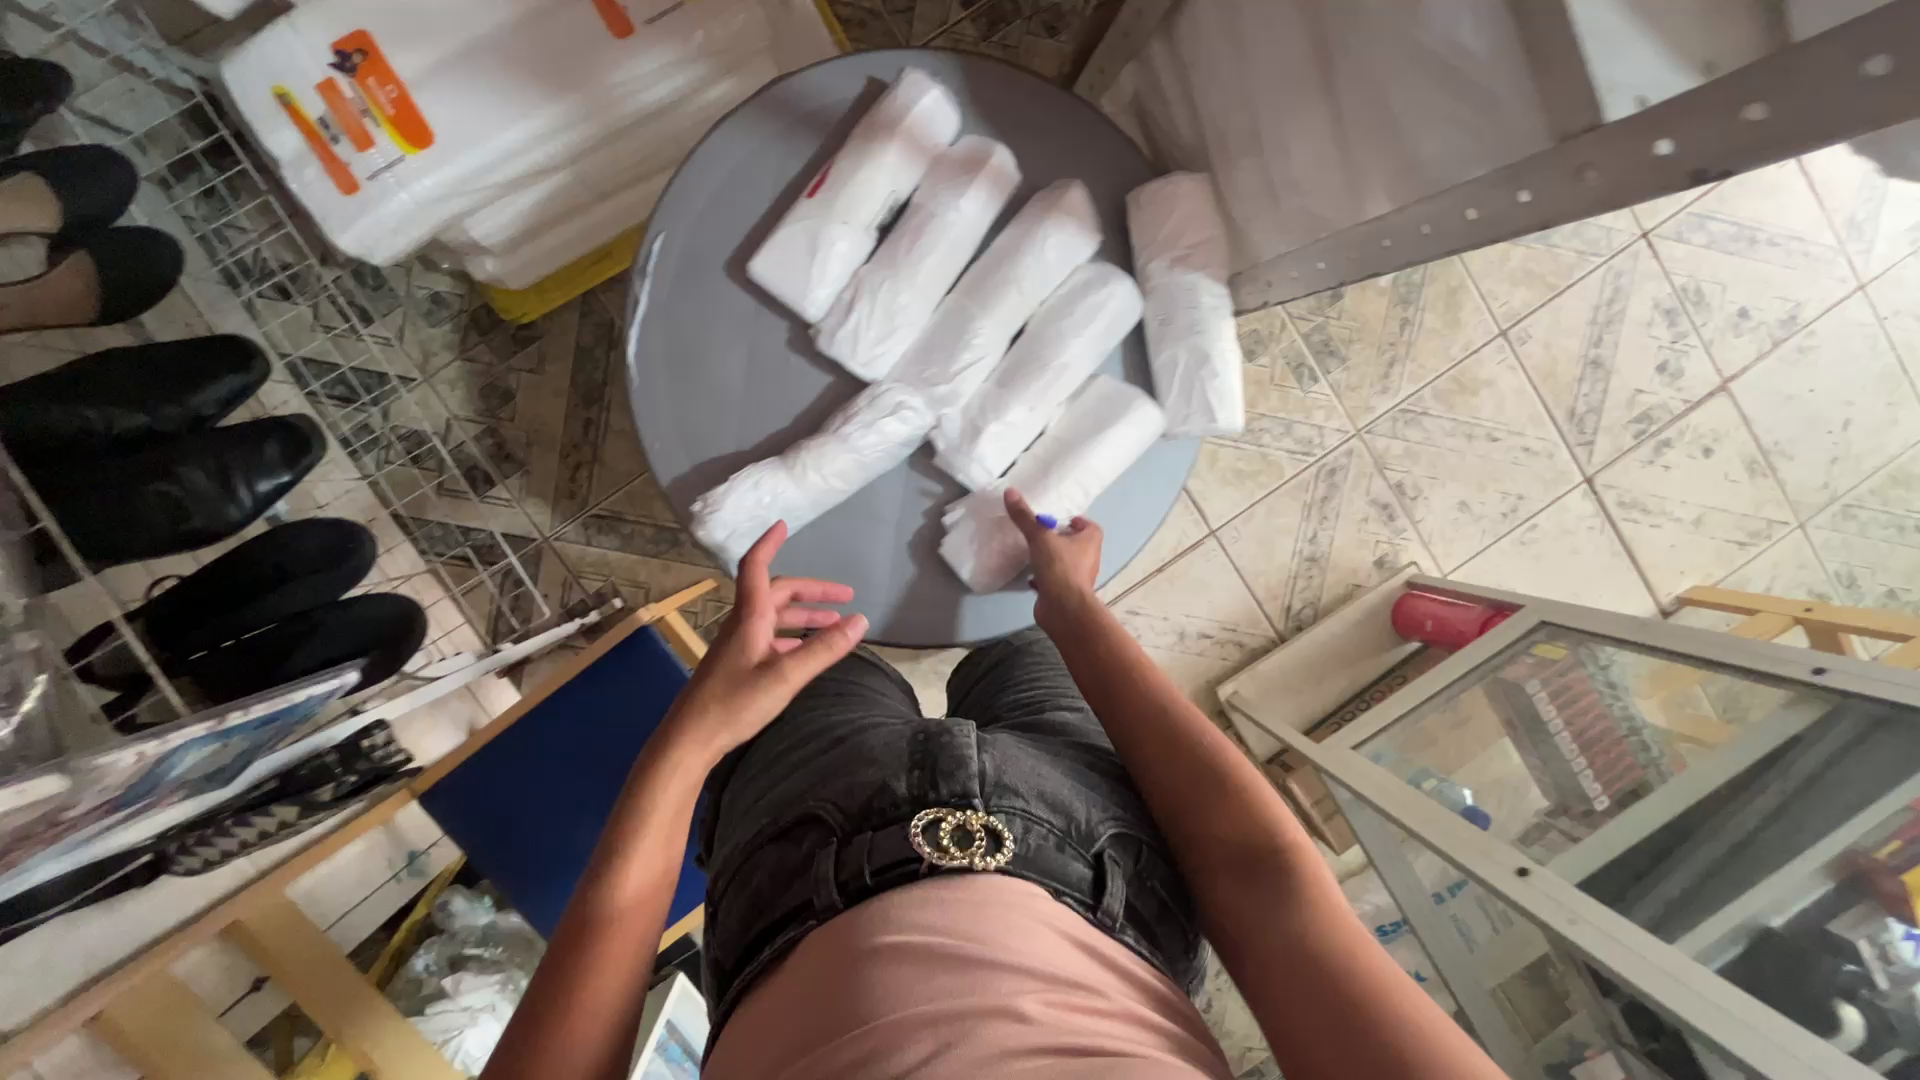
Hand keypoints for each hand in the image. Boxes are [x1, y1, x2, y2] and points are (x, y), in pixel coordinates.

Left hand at [658, 521, 866, 763]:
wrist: (690, 740)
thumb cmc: (734, 704)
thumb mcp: (786, 677)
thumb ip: (823, 650)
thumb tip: (861, 621)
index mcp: (750, 617)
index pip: (757, 568)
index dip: (769, 544)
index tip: (783, 525)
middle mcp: (743, 624)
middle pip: (777, 593)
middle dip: (811, 591)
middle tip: (845, 597)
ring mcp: (738, 645)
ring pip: (774, 617)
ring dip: (804, 615)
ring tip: (835, 625)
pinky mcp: (738, 665)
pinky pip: (769, 638)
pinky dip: (792, 637)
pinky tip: (806, 651)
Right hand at [1004, 488, 1101, 628]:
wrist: (1063, 607)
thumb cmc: (1059, 566)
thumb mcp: (1039, 537)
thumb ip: (1025, 517)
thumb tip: (1010, 491)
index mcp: (1091, 541)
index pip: (1090, 526)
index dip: (1076, 522)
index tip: (1058, 520)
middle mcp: (1090, 559)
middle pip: (1077, 544)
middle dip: (1062, 539)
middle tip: (1042, 533)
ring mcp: (1078, 578)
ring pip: (1066, 563)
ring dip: (1053, 558)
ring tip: (1034, 552)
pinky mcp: (1066, 593)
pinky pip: (1055, 580)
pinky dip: (1045, 577)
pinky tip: (1030, 576)